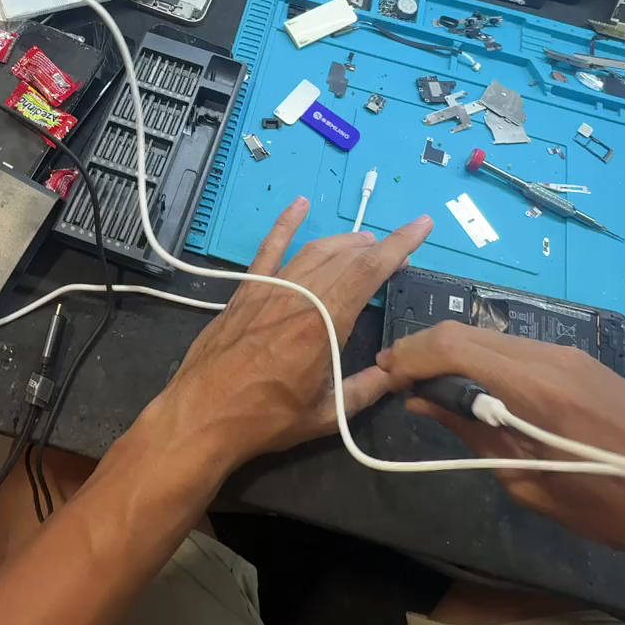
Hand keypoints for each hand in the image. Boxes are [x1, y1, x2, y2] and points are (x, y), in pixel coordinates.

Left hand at [154, 197, 432, 468]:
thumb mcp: (326, 415)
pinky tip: (299, 206)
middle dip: (377, 248)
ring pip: (313, 251)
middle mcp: (299, 296)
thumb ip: (367, 390)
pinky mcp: (246, 289)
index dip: (398, 246)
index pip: (368, 272)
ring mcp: (269, 288)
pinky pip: (269, 248)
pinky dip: (285, 224)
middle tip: (398, 251)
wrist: (203, 414)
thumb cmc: (266, 418)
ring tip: (366, 242)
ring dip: (344, 242)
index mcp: (324, 324)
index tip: (420, 226)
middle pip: (345, 258)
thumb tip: (401, 372)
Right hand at [378, 321, 624, 581]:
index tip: (384, 374)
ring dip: (454, 354)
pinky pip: (518, 348)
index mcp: (535, 385)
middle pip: (466, 332)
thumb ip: (472, 432)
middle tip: (399, 379)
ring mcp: (570, 353)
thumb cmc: (613, 508)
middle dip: (424, 350)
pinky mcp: (584, 362)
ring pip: (490, 337)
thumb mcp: (530, 482)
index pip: (451, 345)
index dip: (410, 354)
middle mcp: (549, 354)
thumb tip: (421, 401)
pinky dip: (486, 359)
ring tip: (435, 387)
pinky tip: (482, 388)